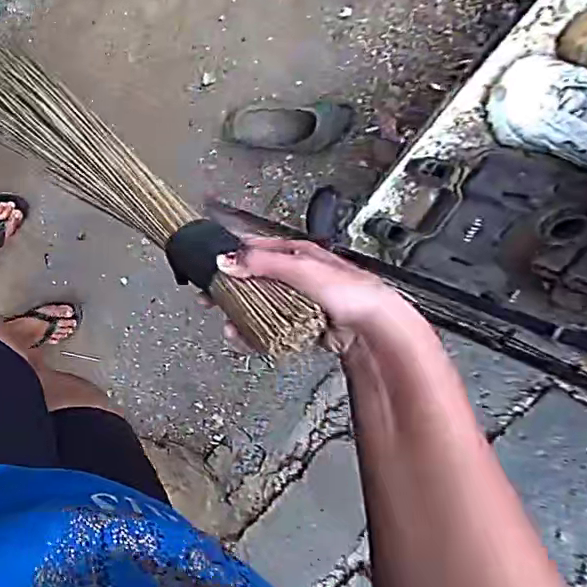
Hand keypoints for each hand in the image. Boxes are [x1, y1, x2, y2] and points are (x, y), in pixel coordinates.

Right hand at [216, 235, 418, 352]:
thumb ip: (262, 263)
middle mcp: (296, 274)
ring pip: (259, 305)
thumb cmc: (352, 293)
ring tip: (231, 325)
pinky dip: (257, 332)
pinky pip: (271, 325)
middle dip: (230, 291)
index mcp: (296, 252)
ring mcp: (298, 300)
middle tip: (212, 300)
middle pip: (252, 280)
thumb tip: (227, 259)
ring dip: (240, 316)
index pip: (253, 249)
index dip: (229, 257)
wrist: (375, 328)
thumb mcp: (301, 268)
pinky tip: (250, 337)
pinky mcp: (300, 322)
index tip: (210, 269)